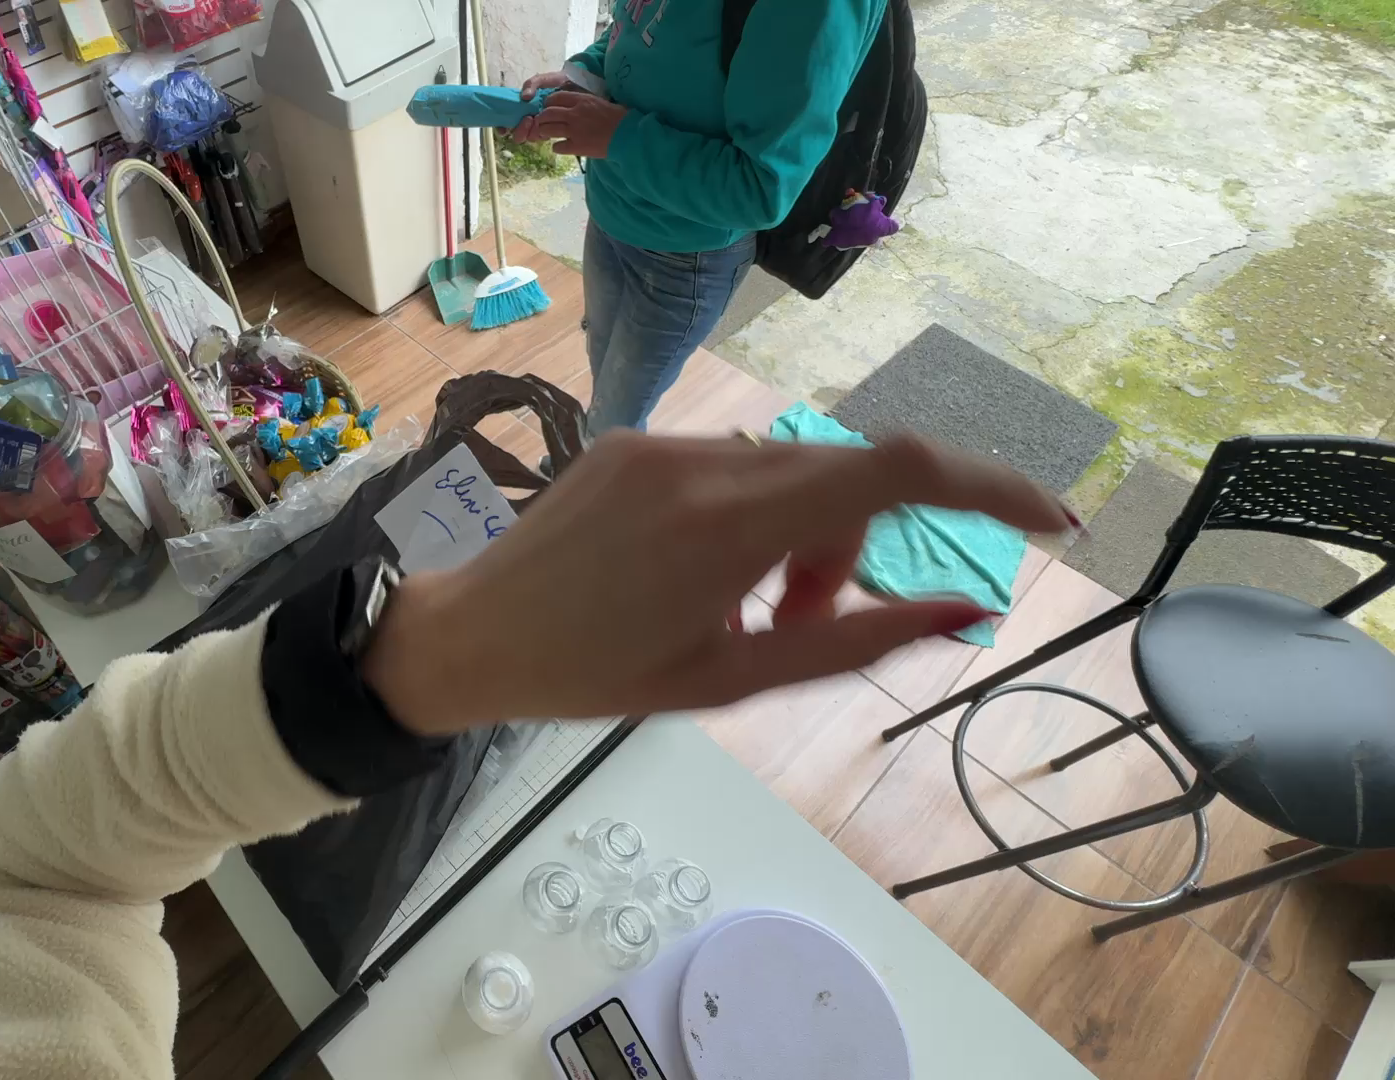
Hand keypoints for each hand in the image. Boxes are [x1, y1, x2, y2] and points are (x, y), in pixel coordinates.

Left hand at [364, 432, 1072, 735]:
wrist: (473, 635)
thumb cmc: (591, 677)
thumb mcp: (729, 682)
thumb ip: (849, 642)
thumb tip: (962, 609)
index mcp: (725, 524)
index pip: (892, 470)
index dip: (986, 484)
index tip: (1045, 520)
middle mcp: (695, 459)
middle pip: (839, 472)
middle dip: (854, 542)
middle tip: (801, 613)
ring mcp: (653, 441)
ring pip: (782, 466)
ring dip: (795, 528)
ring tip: (735, 598)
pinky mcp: (624, 439)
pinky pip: (723, 461)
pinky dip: (745, 509)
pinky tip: (694, 562)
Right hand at [507, 71, 573, 143]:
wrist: (576, 85)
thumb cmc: (556, 82)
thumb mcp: (542, 79)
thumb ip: (531, 84)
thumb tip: (524, 96)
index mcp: (522, 109)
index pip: (507, 122)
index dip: (502, 128)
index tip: (504, 128)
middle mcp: (528, 120)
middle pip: (518, 134)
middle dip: (520, 131)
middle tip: (527, 120)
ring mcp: (539, 126)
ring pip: (530, 137)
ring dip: (531, 131)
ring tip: (537, 119)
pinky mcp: (550, 130)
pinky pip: (543, 136)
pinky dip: (542, 132)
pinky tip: (547, 123)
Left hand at [531, 93, 627, 157]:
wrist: (626, 133)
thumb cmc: (617, 117)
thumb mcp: (599, 102)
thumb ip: (584, 104)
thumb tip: (574, 106)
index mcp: (581, 100)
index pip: (555, 98)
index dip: (548, 104)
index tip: (549, 108)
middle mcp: (574, 113)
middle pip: (547, 114)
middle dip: (542, 119)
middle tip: (544, 124)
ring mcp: (573, 131)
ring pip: (548, 129)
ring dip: (545, 132)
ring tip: (547, 135)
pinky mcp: (576, 146)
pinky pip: (557, 147)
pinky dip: (556, 147)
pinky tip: (560, 147)